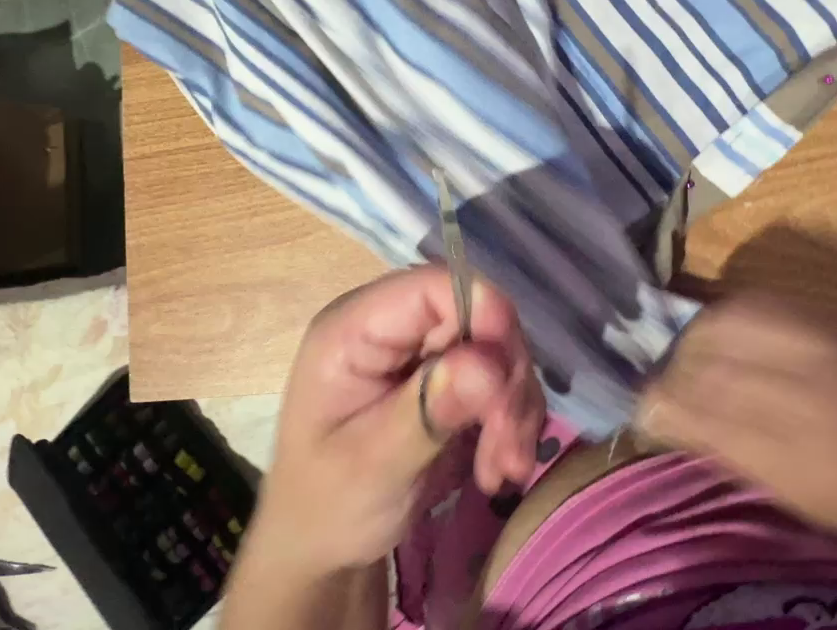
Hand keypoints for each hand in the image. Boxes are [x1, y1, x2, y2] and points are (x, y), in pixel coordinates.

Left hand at [249, 266, 544, 573]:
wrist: (322, 548)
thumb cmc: (327, 506)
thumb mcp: (370, 466)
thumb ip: (425, 410)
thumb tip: (487, 363)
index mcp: (353, 329)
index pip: (430, 288)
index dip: (483, 314)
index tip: (508, 380)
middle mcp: (391, 327)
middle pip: (475, 316)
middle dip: (504, 380)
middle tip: (508, 448)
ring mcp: (420, 351)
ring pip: (496, 350)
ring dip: (513, 408)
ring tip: (503, 469)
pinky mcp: (446, 379)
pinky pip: (498, 380)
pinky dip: (511, 420)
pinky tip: (499, 468)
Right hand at [638, 294, 836, 533]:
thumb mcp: (799, 499)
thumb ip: (728, 452)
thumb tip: (657, 413)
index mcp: (818, 458)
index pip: (710, 416)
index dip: (664, 407)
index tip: (642, 410)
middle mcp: (824, 394)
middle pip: (708, 365)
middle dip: (669, 373)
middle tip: (652, 384)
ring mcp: (821, 343)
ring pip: (718, 326)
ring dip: (684, 342)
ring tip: (674, 359)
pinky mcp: (815, 311)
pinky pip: (740, 304)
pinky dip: (709, 319)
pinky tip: (701, 335)